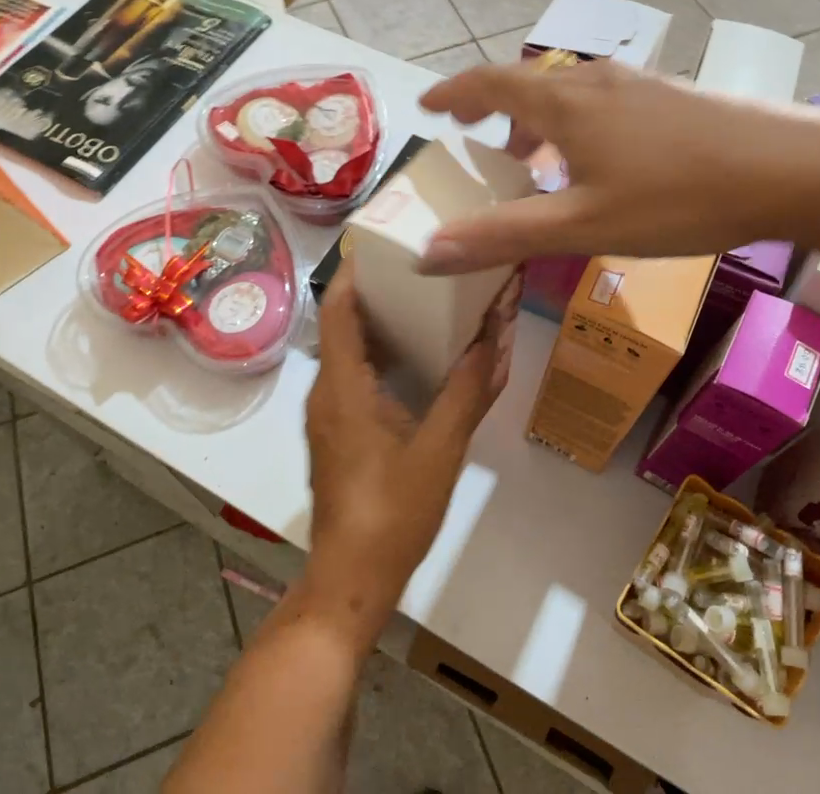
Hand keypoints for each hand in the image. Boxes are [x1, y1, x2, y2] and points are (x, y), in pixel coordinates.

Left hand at [302, 265, 514, 618]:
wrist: (352, 576)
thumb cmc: (394, 511)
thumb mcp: (441, 449)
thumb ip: (467, 391)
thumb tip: (494, 338)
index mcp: (342, 385)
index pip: (338, 308)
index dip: (358, 271)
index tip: (392, 243)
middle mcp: (326, 392)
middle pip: (344, 326)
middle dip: (381, 295)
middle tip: (427, 270)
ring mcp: (327, 416)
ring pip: (349, 354)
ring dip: (383, 329)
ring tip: (429, 305)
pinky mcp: (336, 436)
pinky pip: (354, 380)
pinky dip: (382, 362)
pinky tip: (420, 365)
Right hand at [414, 61, 819, 274]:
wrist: (793, 168)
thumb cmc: (679, 198)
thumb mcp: (583, 227)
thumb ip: (503, 236)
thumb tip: (425, 254)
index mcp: (565, 104)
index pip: (490, 83)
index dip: (453, 92)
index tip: (426, 105)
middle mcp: (596, 81)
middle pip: (526, 81)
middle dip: (488, 104)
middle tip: (467, 130)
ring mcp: (639, 85)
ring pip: (566, 91)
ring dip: (531, 117)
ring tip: (524, 156)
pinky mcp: (672, 98)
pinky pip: (600, 101)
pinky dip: (571, 122)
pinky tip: (593, 159)